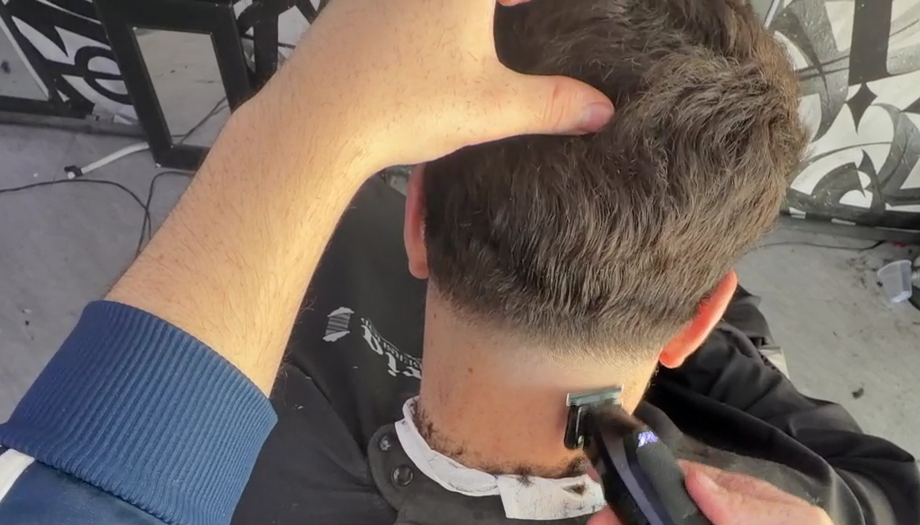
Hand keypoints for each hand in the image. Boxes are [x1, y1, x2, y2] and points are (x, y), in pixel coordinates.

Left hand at [265, 0, 613, 173]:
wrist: (322, 117)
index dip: (523, 5)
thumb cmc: (402, 103)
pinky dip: (428, 16)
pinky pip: (406, 6)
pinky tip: (432, 43)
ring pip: (441, 2)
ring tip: (490, 23)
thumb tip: (597, 110)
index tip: (529, 15)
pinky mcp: (356, 2)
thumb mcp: (491, 106)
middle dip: (501, 5)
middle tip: (519, 14)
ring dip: (468, 10)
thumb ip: (550, 104)